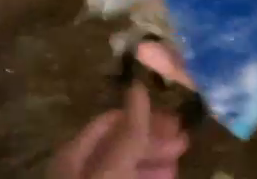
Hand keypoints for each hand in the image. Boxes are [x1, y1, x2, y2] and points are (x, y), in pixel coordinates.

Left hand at [47, 82, 188, 178]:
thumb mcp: (112, 173)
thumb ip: (128, 133)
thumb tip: (138, 85)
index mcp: (72, 158)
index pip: (109, 123)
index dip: (143, 117)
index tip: (175, 120)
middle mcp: (78, 173)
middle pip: (119, 147)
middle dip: (153, 142)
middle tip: (185, 142)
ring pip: (124, 171)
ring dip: (153, 164)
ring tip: (179, 164)